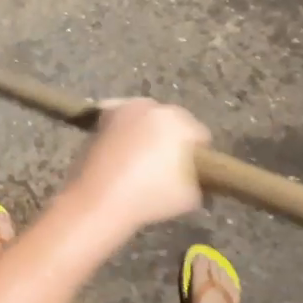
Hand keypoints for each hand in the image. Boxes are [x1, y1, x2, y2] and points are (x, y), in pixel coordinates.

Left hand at [66, 99, 210, 239]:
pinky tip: (124, 145)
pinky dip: (126, 126)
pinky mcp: (104, 113)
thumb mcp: (193, 196)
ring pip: (147, 115)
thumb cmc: (152, 196)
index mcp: (180, 122)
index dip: (200, 153)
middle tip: (168, 163)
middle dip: (174, 138)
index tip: (194, 170)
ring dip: (149, 129)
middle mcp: (153, 106)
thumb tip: (193, 174)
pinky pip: (123, 116)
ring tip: (143, 156)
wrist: (102, 195)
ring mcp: (126, 106)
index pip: (200, 134)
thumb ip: (199, 178)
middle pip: (173, 120)